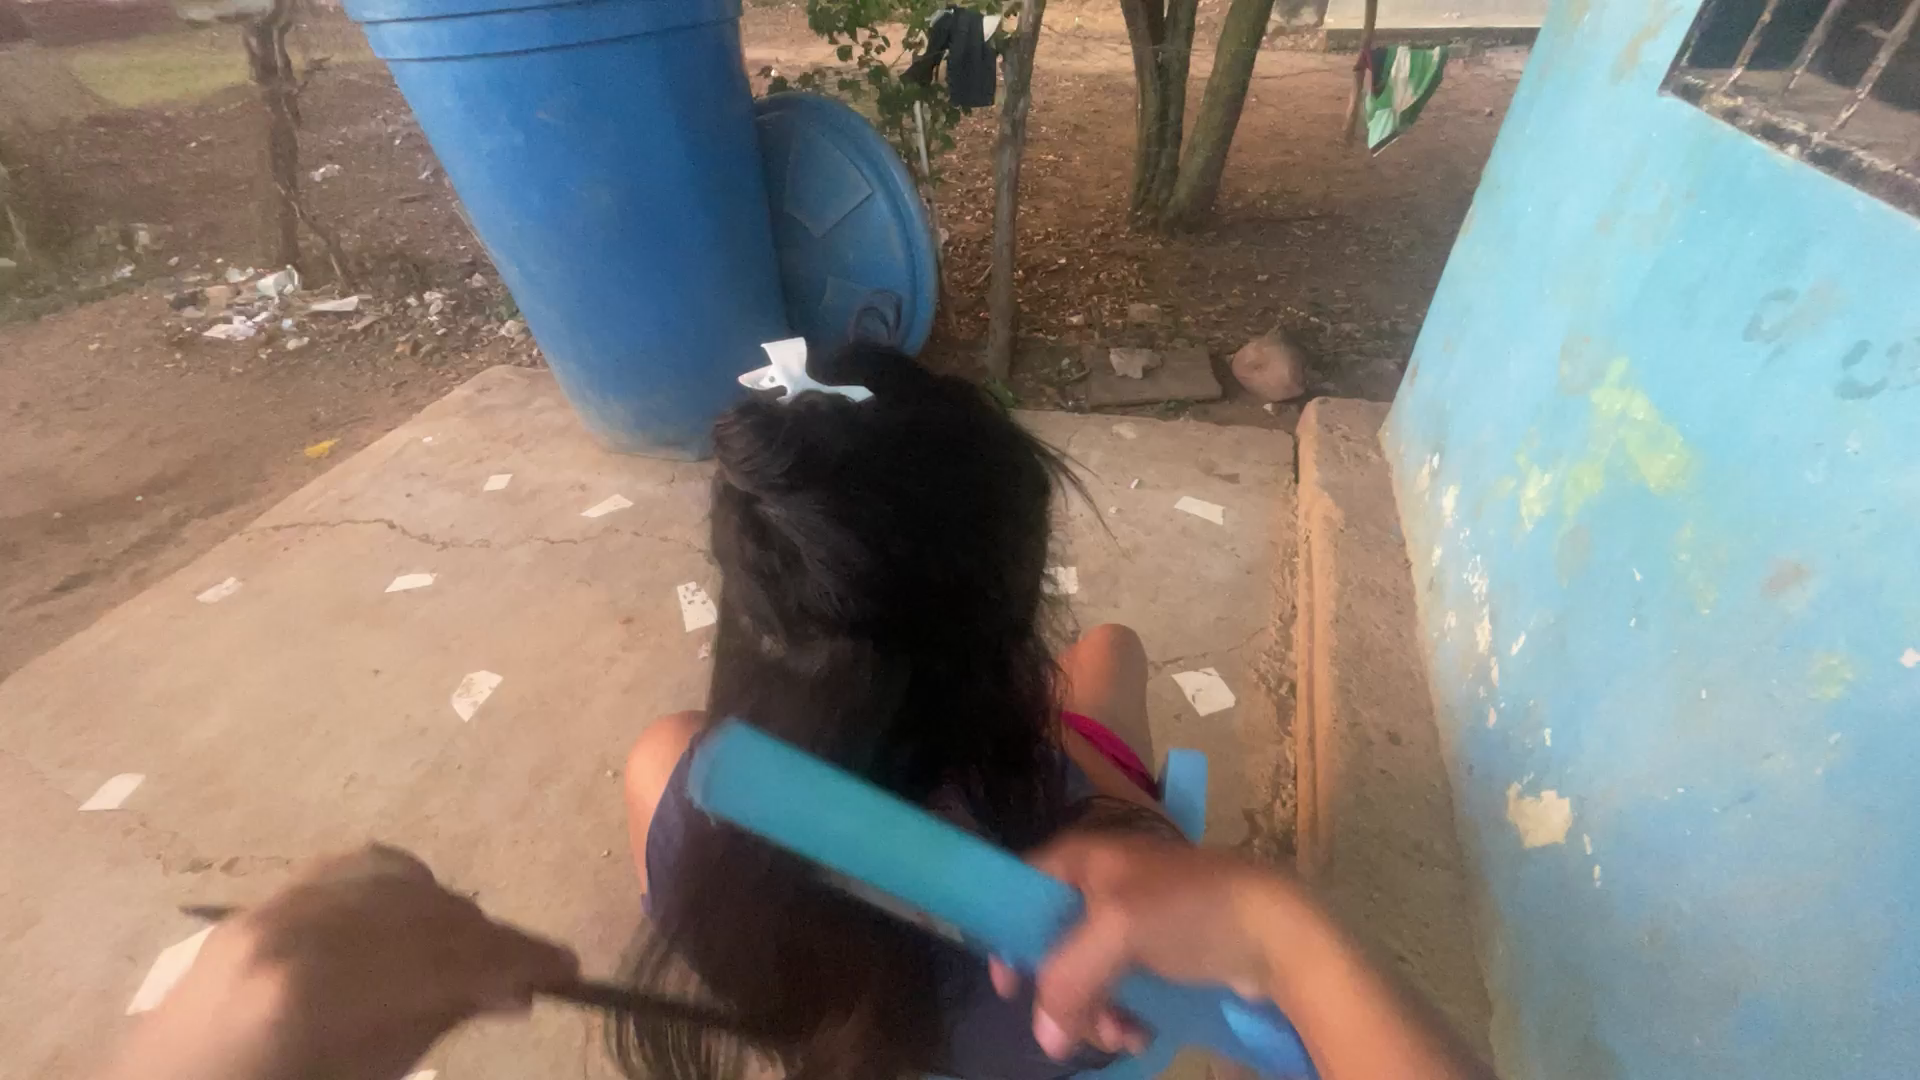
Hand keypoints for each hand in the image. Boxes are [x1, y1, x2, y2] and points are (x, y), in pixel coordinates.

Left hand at [103, 845, 578, 1079]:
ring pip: (407, 883)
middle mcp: (295, 931)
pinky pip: (363, 866)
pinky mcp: (268, 897)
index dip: (517, 959)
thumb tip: (519, 985)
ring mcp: (275, 906)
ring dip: (452, 915)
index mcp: (310, 992)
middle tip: (527, 972)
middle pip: (433, 914)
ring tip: (469, 951)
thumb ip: (438, 1019)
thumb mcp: (363, 1074)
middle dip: (490, 942)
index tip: (567, 967)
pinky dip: (406, 883)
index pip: (447, 957)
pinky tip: (419, 909)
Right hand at [991, 834, 1312, 1059]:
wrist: (1274, 929)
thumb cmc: (1185, 910)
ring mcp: (1131, 917)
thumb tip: (1045, 1036)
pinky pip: (1118, 985)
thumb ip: (1068, 977)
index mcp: (1083, 857)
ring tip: (1121, 1033)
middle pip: (1052, 938)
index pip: (1023, 886)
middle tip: (1071, 1026)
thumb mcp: (1117, 930)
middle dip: (1060, 988)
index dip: (1010, 932)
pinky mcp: (1158, 950)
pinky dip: (1121, 1013)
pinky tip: (1140, 1032)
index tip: (1009, 984)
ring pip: (1085, 971)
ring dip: (1094, 1011)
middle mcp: (1100, 882)